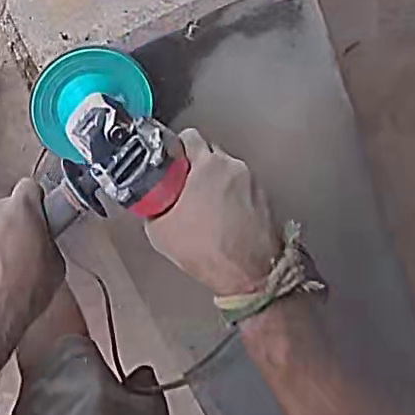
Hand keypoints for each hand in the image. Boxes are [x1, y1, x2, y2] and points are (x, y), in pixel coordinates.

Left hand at [0, 178, 62, 343]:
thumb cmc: (24, 291)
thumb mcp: (55, 264)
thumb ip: (47, 239)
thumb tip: (42, 237)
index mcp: (22, 209)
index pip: (30, 187)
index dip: (35, 201)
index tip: (37, 214)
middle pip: (5, 208)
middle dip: (12, 224)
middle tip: (20, 249)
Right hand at [145, 128, 276, 295]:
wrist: (250, 277)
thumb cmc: (210, 251)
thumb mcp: (159, 229)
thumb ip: (152, 206)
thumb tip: (148, 204)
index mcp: (209, 165)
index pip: (189, 136)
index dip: (175, 148)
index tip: (168, 162)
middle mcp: (235, 169)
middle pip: (209, 153)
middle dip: (194, 166)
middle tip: (181, 186)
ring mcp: (254, 185)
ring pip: (227, 173)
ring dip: (214, 184)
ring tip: (201, 208)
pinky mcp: (266, 202)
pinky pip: (242, 191)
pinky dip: (231, 199)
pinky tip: (220, 220)